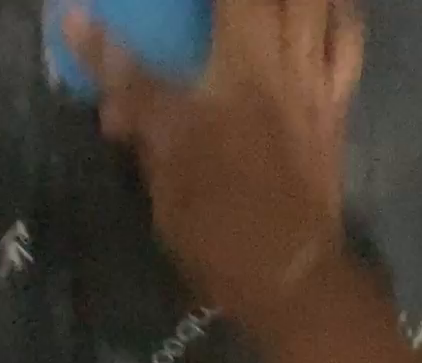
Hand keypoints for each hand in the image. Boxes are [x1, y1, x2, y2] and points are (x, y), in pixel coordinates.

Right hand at [63, 0, 363, 336]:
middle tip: (199, 6)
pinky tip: (316, 11)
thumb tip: (115, 108)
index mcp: (198, 117)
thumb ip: (146, 142)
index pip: (137, 74)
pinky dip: (333, 10)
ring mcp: (303, 84)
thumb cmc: (220, 246)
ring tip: (255, 3)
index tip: (76, 19)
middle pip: (243, 0)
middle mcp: (255, 81)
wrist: (291, 277)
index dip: (100, 46)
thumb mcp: (167, 202)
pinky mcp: (334, 100)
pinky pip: (345, 33)